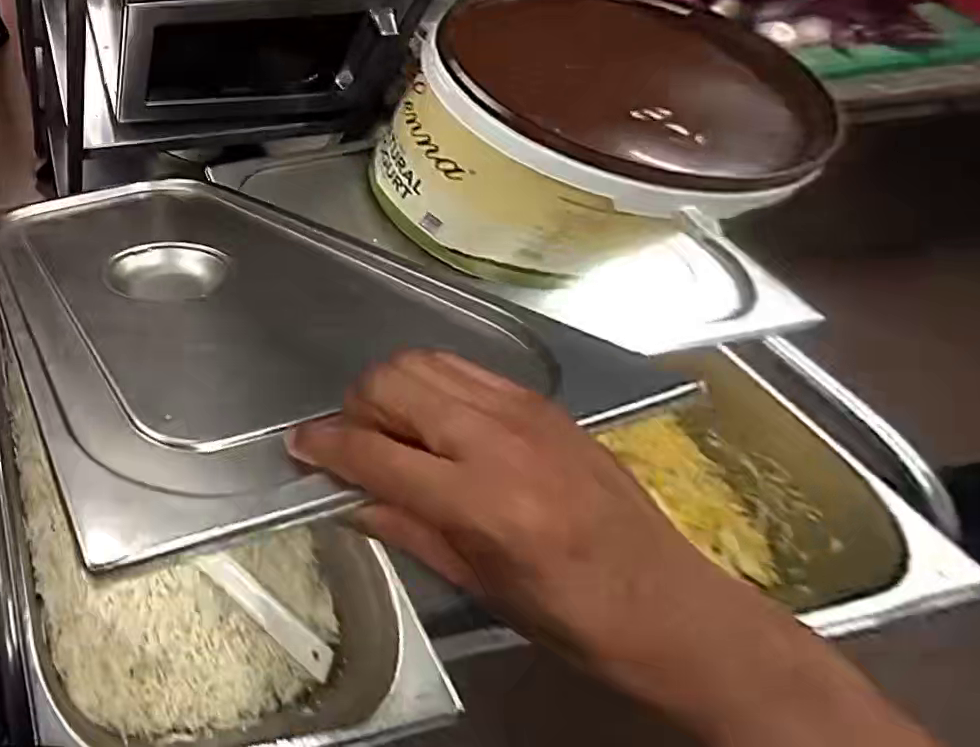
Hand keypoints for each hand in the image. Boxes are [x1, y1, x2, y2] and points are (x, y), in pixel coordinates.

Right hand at [288, 350, 937, 746]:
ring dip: (387, 389)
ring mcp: (523, 411)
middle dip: (354, 410)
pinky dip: (426, 380)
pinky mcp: (538, 398)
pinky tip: (433, 416)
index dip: (323, 446)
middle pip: (387, 385)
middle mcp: (500, 442)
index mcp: (486, 504)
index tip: (298, 446)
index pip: (373, 453)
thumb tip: (340, 491)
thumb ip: (397, 526)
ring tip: (394, 427)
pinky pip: (456, 363)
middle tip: (358, 444)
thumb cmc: (575, 618)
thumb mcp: (475, 585)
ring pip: (416, 362)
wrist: (680, 612)